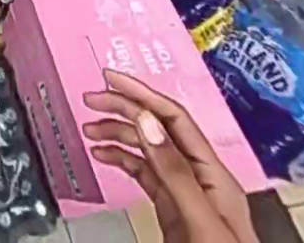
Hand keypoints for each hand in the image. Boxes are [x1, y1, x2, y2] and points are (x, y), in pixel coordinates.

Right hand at [83, 69, 254, 242]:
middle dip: (122, 109)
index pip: (174, 118)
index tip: (110, 79)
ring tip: (90, 131)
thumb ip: (175, 173)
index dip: (142, 93)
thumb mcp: (203, 226)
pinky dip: (120, 158)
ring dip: (116, 133)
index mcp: (213, 174)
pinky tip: (103, 155)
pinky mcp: (171, 208)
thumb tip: (146, 121)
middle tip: (90, 101)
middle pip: (157, 128)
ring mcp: (184, 193)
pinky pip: (142, 172)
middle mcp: (198, 177)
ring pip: (146, 148)